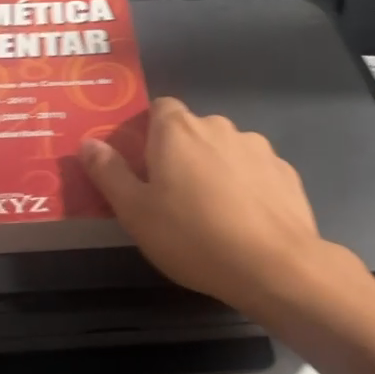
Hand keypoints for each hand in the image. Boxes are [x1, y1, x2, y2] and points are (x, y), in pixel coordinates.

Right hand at [79, 96, 351, 310]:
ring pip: (226, 152)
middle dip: (182, 155)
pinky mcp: (285, 173)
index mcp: (178, 130)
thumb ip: (109, 173)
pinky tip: (245, 222)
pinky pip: (256, 173)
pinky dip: (247, 188)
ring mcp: (258, 148)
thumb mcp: (135, 211)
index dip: (148, 133)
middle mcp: (219, 126)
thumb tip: (89, 143)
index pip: (159, 109)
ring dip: (216, 170)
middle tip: (172, 198)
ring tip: (213, 215)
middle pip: (193, 131)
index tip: (143, 165)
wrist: (272, 265)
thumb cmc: (191, 236)